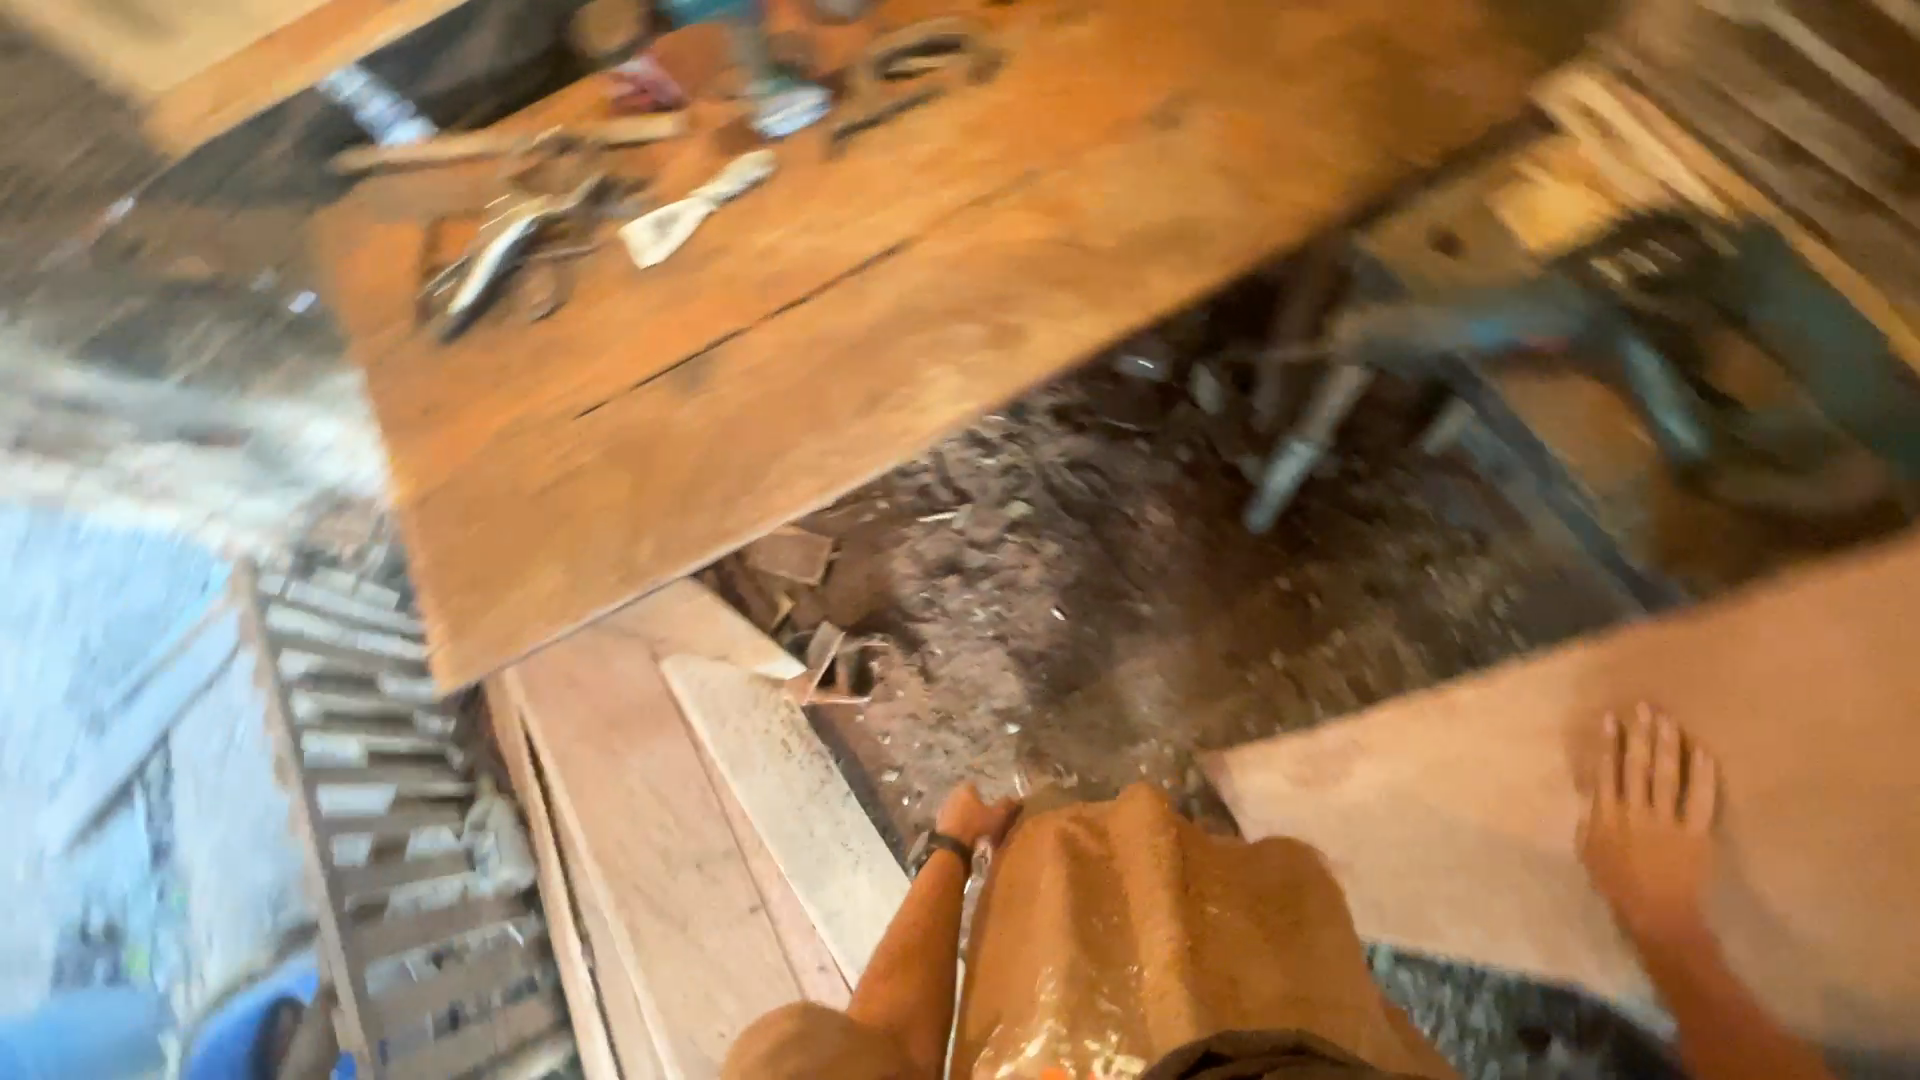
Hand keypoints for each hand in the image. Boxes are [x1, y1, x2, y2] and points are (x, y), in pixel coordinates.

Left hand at [934, 782, 1020, 849]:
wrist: (952, 844)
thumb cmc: (976, 824)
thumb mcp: (997, 816)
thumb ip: (1006, 806)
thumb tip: (1016, 799)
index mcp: (966, 788)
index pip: (975, 785)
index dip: (982, 792)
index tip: (989, 800)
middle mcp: (953, 794)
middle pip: (965, 796)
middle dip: (973, 803)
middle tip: (983, 813)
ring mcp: (944, 808)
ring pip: (958, 808)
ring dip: (965, 815)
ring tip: (975, 826)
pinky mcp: (939, 822)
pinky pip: (952, 820)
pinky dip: (958, 825)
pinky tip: (965, 833)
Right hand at [1579, 704, 1719, 944]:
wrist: (1657, 915)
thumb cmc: (1615, 882)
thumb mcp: (1588, 847)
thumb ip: (1593, 818)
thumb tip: (1597, 793)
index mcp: (1604, 814)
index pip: (1605, 770)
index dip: (1608, 743)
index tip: (1611, 719)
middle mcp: (1633, 811)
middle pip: (1636, 766)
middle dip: (1640, 735)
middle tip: (1644, 708)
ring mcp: (1666, 821)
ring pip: (1666, 775)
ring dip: (1666, 745)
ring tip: (1668, 721)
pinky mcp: (1696, 834)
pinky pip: (1700, 800)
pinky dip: (1702, 775)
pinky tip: (1703, 753)